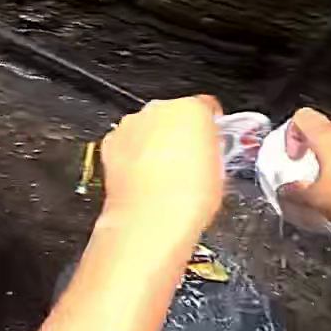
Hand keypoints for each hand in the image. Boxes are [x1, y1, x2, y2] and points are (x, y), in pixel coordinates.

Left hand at [99, 95, 223, 248]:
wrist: (151, 222)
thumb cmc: (187, 200)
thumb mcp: (218, 172)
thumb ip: (211, 150)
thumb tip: (207, 153)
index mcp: (193, 110)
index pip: (206, 107)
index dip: (210, 125)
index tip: (209, 139)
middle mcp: (160, 110)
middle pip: (175, 114)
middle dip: (180, 133)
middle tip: (188, 161)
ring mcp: (133, 125)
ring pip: (148, 126)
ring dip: (154, 142)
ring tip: (164, 174)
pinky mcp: (112, 142)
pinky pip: (127, 142)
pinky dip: (133, 155)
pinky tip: (143, 178)